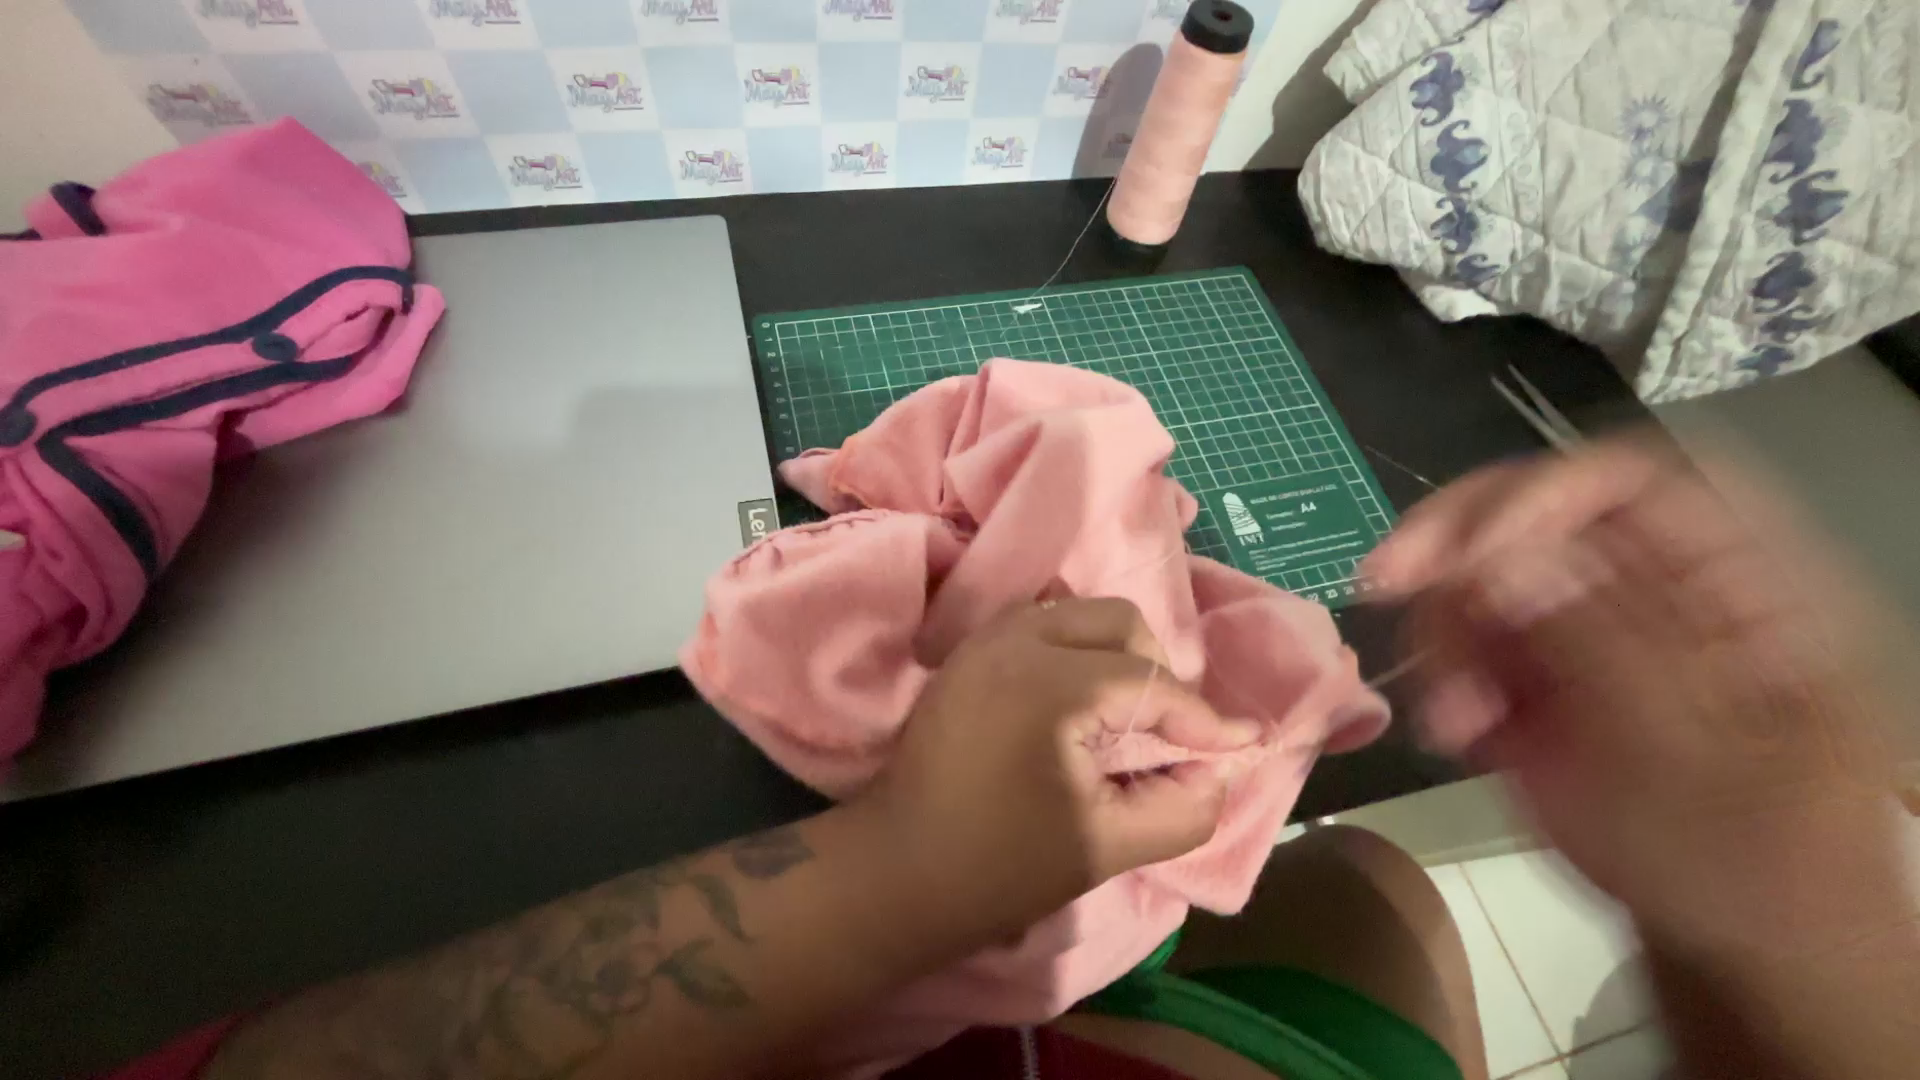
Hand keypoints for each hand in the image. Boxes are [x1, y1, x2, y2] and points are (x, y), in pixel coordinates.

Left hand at [857, 598, 1262, 940]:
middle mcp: (1015, 640)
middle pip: (1116, 620)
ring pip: (1076, 611)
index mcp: (1050, 685)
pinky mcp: (967, 654)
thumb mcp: (1106, 847)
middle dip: (1156, 670)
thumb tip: (1218, 769)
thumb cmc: (1001, 865)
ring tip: (1125, 711)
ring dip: (1114, 652)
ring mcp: (983, 641)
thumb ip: (1180, 807)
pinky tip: (1078, 698)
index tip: (1237, 744)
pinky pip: (1039, 623)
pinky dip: (1073, 648)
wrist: (900, 867)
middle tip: (1166, 730)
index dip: (1200, 719)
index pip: (1149, 683)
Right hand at [1365, 439, 1910, 954]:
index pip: (1633, 487)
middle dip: (1447, 548)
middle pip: (1524, 514)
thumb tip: (1500, 560)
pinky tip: (1460, 732)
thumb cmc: (1749, 863)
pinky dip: (1435, 677)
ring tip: (1456, 719)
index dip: (1541, 495)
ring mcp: (1575, 623)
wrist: (1719, 938)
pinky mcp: (1521, 665)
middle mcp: (1640, 585)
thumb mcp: (1693, 761)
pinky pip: (1449, 637)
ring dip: (1439, 636)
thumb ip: (1604, 651)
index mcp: (1731, 585)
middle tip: (1383, 582)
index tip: (1465, 551)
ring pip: (1468, 576)